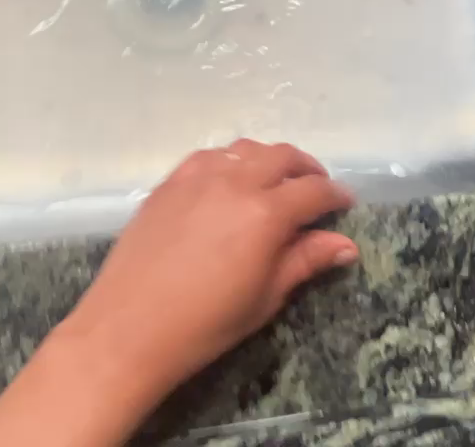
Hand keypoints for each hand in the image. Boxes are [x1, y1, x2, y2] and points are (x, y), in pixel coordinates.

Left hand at [0, 141, 356, 446]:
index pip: (312, 191)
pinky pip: (210, 155)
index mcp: (265, 213)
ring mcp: (198, 175)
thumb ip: (305, 261)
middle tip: (316, 188)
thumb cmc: (205, 324)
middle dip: (306, 168)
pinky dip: (231, 160)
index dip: (334, 195)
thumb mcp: (264, 298)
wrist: (128, 327)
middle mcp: (235, 181)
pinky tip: (231, 179)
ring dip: (269, 159)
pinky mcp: (171, 180)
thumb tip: (346, 244)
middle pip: (282, 156)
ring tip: (275, 180)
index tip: (345, 202)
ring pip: (245, 148)